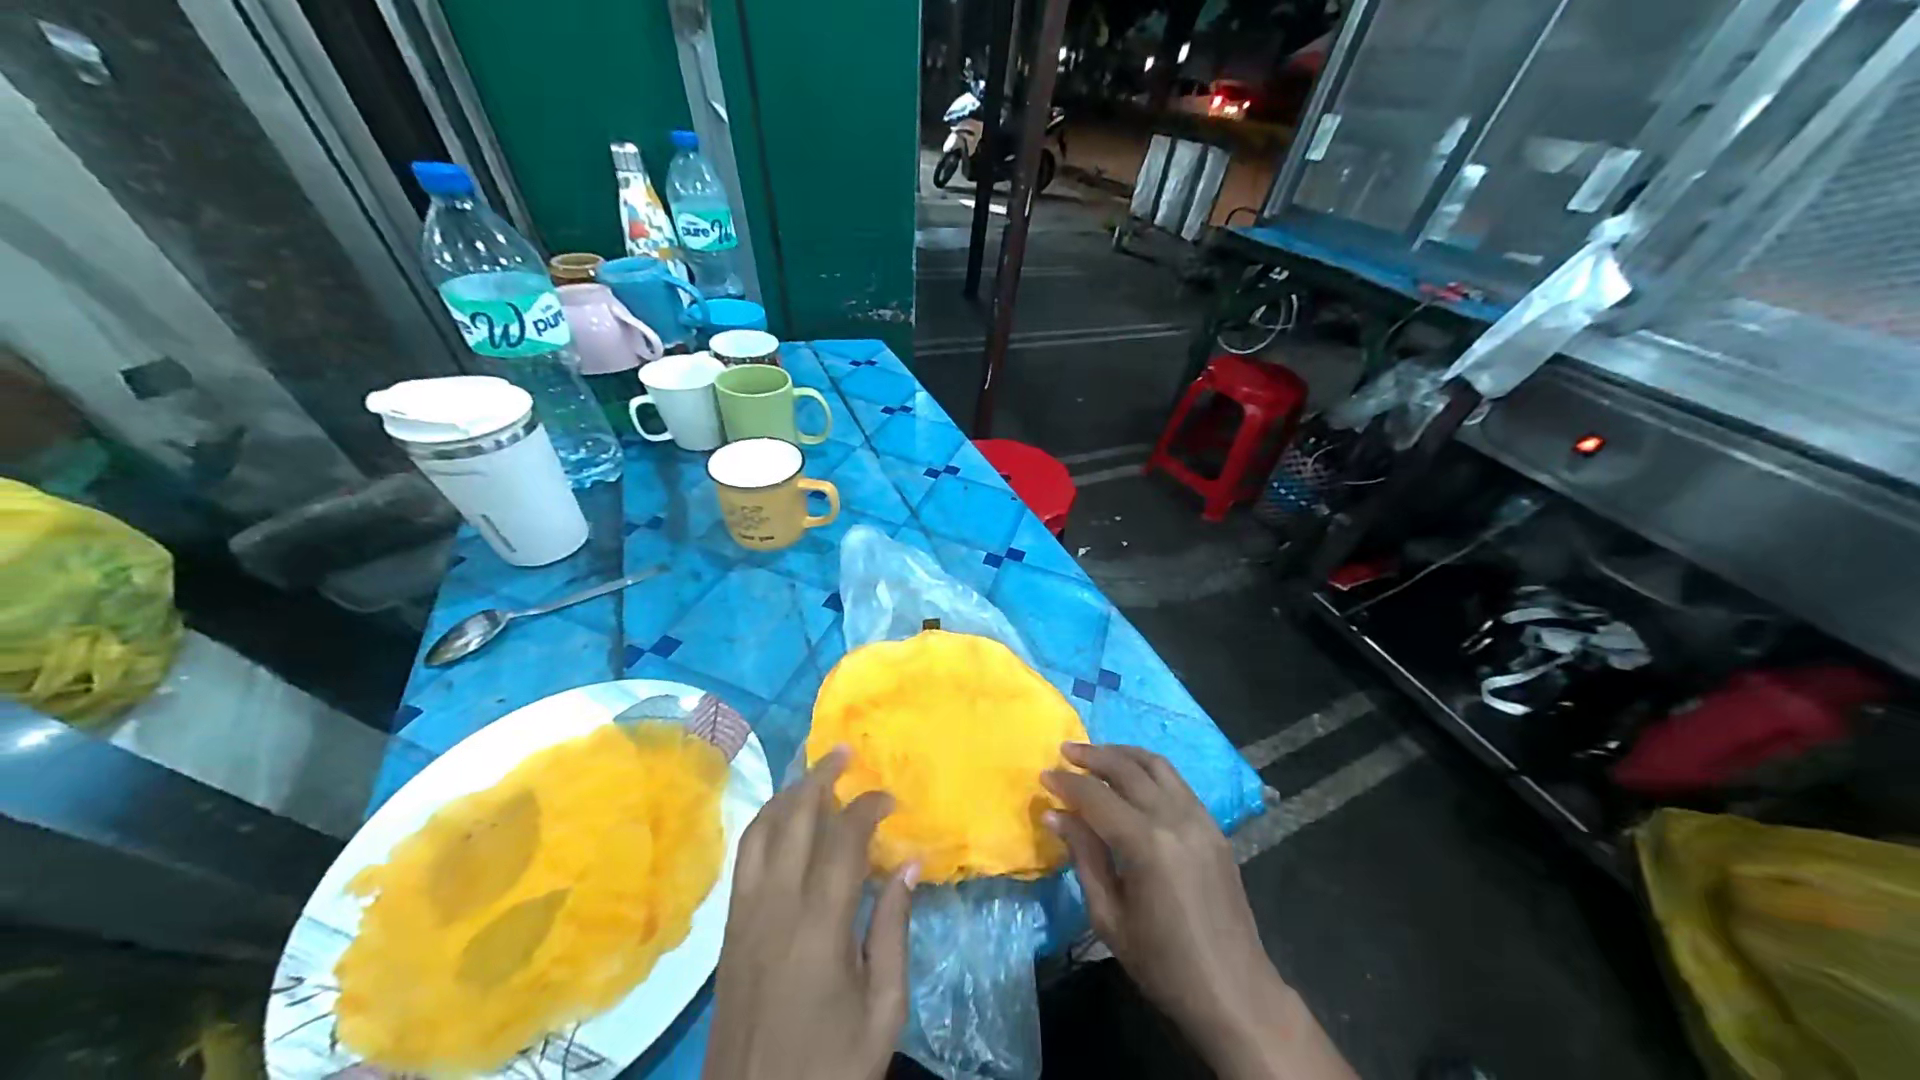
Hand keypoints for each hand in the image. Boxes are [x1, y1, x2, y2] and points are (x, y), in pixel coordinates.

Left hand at [704, 748, 917, 1079]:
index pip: (843, 841)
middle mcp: (775, 906)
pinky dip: (765, 823)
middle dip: (820, 777)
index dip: (868, 808)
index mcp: (819, 926)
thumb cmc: (831, 1062)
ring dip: (788, 794)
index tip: (891, 799)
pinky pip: (744, 856)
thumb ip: (894, 930)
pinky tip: (783, 819)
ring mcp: (745, 914)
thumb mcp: (882, 1008)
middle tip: (845, 753)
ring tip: (814, 773)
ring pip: (761, 830)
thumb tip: (909, 864)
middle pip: (794, 819)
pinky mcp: (728, 928)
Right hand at [1043, 743, 1355, 1079]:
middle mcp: (1176, 820)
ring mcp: (1201, 820)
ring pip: (1157, 766)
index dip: (1067, 784)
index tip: (1043, 776)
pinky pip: (1177, 783)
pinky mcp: (1214, 828)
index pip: (1097, 797)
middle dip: (1092, 756)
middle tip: (1064, 752)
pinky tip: (1132, 777)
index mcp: (1147, 845)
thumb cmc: (1163, 964)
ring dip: (1123, 755)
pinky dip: (1149, 770)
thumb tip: (1055, 815)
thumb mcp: (1109, 917)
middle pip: (1128, 769)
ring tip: (1095, 754)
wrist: (1234, 992)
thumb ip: (1084, 856)